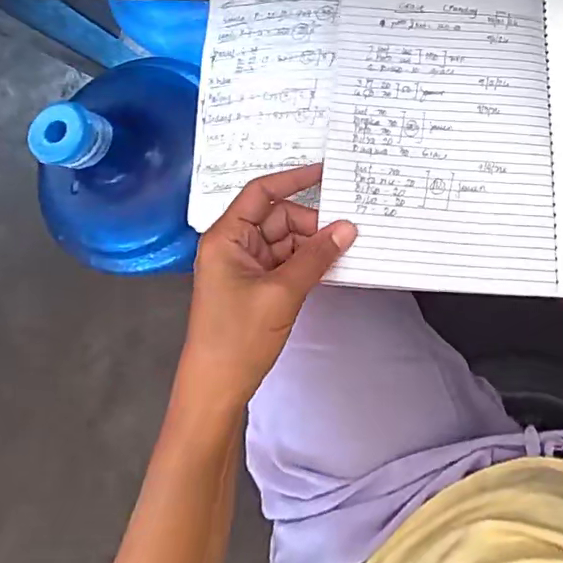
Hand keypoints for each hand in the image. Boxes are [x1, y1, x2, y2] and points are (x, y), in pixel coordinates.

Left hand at [181, 164, 355, 406]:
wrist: (216, 390)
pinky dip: (306, 262)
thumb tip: (346, 229)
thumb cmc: (236, 338)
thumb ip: (316, 257)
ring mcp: (244, 266)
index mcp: (226, 237)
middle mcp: (233, 245)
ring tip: (343, 249)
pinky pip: (286, 262)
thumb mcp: (281, 293)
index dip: (293, 179)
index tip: (326, 172)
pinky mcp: (255, 285)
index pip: (261, 193)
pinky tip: (329, 266)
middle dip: (311, 223)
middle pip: (277, 218)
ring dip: (311, 245)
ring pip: (285, 241)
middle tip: (346, 230)